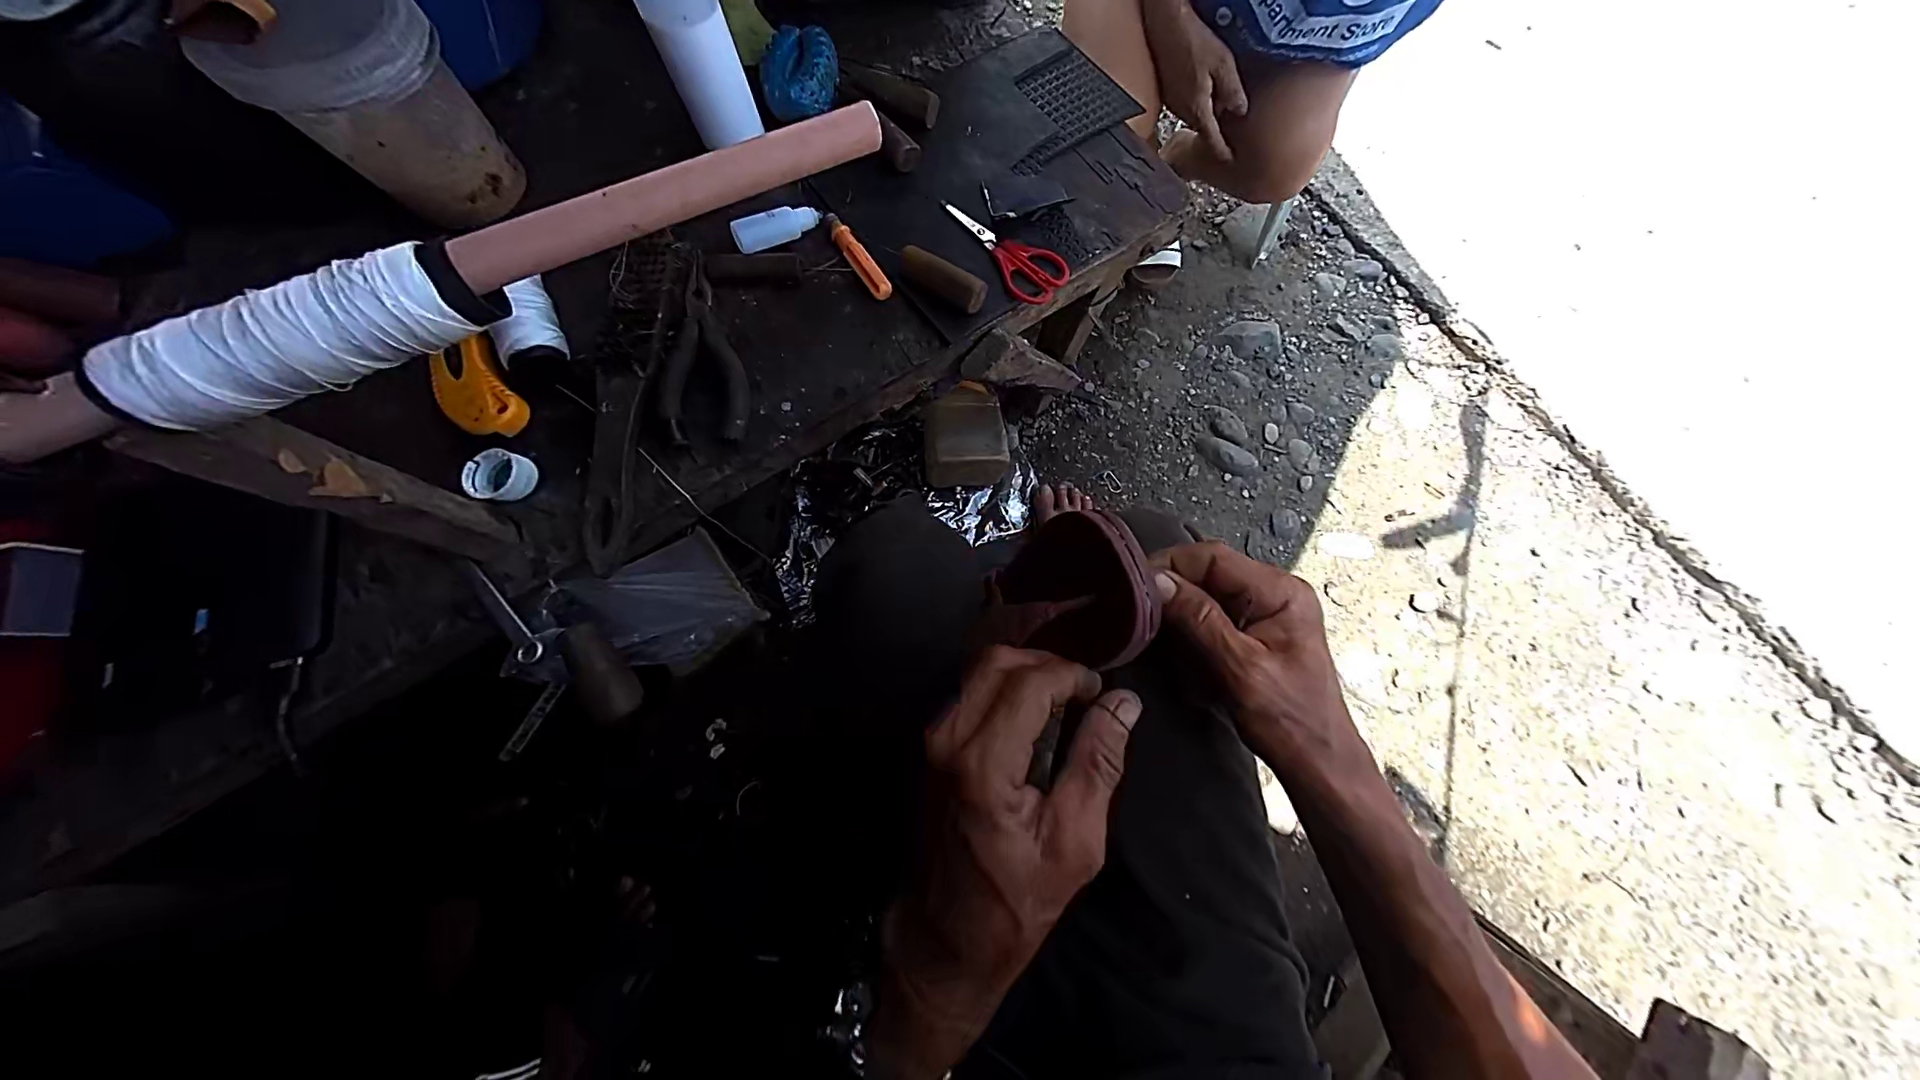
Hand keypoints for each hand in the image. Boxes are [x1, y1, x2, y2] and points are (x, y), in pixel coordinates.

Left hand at [868, 646, 1141, 1079]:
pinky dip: (1005, 686)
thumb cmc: (1017, 898)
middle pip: (998, 661)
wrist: (946, 931)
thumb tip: (1124, 703)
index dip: (1071, 675)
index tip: (1100, 691)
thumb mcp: (1075, 841)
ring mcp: (934, 737)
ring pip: (980, 669)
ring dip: (1026, 672)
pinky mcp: (932, 742)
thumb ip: (1098, 762)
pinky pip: (970, 690)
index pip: (1030, 683)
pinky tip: (1034, 715)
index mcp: (983, 763)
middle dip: (1047, 664)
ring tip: (1063, 702)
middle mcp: (949, 737)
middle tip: (1082, 691)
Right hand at [1142, 0, 1248, 161]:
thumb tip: (1240, 111)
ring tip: (1219, 110)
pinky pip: (1186, 107)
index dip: (1221, 151)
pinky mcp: (1168, 94)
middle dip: (1215, 133)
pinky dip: (1197, 105)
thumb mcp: (1223, 64)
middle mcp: (1183, 112)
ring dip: (1206, 117)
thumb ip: (1232, 91)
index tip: (1228, 161)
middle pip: (1203, 129)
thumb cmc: (1194, 41)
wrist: (1165, 27)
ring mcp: (1173, 104)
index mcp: (1197, 108)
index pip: (1211, 139)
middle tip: (1230, 134)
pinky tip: (1204, 91)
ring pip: (1194, 117)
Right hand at [1151, 543, 1364, 783]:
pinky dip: (1188, 631)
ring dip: (1179, 615)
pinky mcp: (1250, 629)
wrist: (1316, 760)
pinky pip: (1208, 615)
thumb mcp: (1239, 669)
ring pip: (1202, 593)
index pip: (1212, 557)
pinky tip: (1182, 652)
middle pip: (1206, 572)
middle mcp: (1274, 592)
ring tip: (1162, 638)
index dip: (1170, 566)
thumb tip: (1160, 583)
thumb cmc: (1291, 721)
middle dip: (1173, 593)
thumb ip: (1199, 620)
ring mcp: (1263, 610)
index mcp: (1281, 592)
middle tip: (1143, 616)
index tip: (1138, 587)